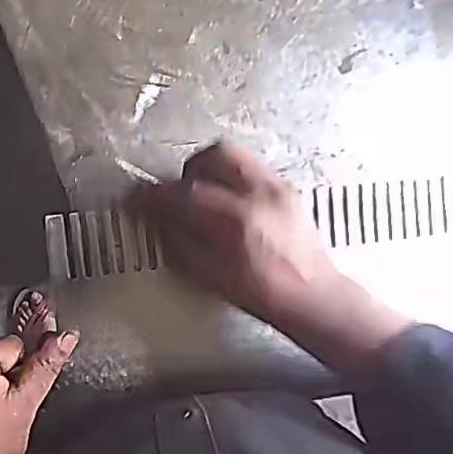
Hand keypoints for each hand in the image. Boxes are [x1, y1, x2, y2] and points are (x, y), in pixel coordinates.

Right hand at [131, 142, 412, 363]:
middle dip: (188, 170)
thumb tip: (161, 219)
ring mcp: (278, 189)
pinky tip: (227, 202)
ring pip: (235, 155)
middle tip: (177, 191)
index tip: (139, 197)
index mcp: (238, 218)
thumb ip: (182, 241)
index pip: (185, 191)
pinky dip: (231, 179)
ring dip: (211, 170)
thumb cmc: (267, 294)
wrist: (312, 298)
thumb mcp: (211, 274)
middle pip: (214, 155)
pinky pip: (251, 169)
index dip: (155, 194)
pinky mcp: (287, 191)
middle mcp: (261, 194)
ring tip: (202, 194)